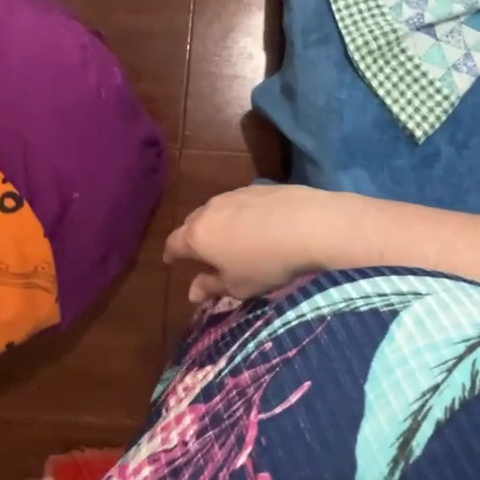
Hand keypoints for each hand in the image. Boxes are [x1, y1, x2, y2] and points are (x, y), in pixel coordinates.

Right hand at [163, 184, 351, 302]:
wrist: (309, 224)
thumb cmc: (266, 263)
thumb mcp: (238, 286)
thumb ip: (211, 287)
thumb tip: (191, 292)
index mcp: (198, 235)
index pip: (174, 243)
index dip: (171, 254)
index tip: (171, 261)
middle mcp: (211, 209)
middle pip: (193, 223)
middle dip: (192, 237)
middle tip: (200, 252)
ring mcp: (235, 194)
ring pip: (216, 210)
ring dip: (217, 224)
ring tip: (228, 239)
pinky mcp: (259, 187)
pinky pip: (239, 203)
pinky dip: (239, 214)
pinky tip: (254, 225)